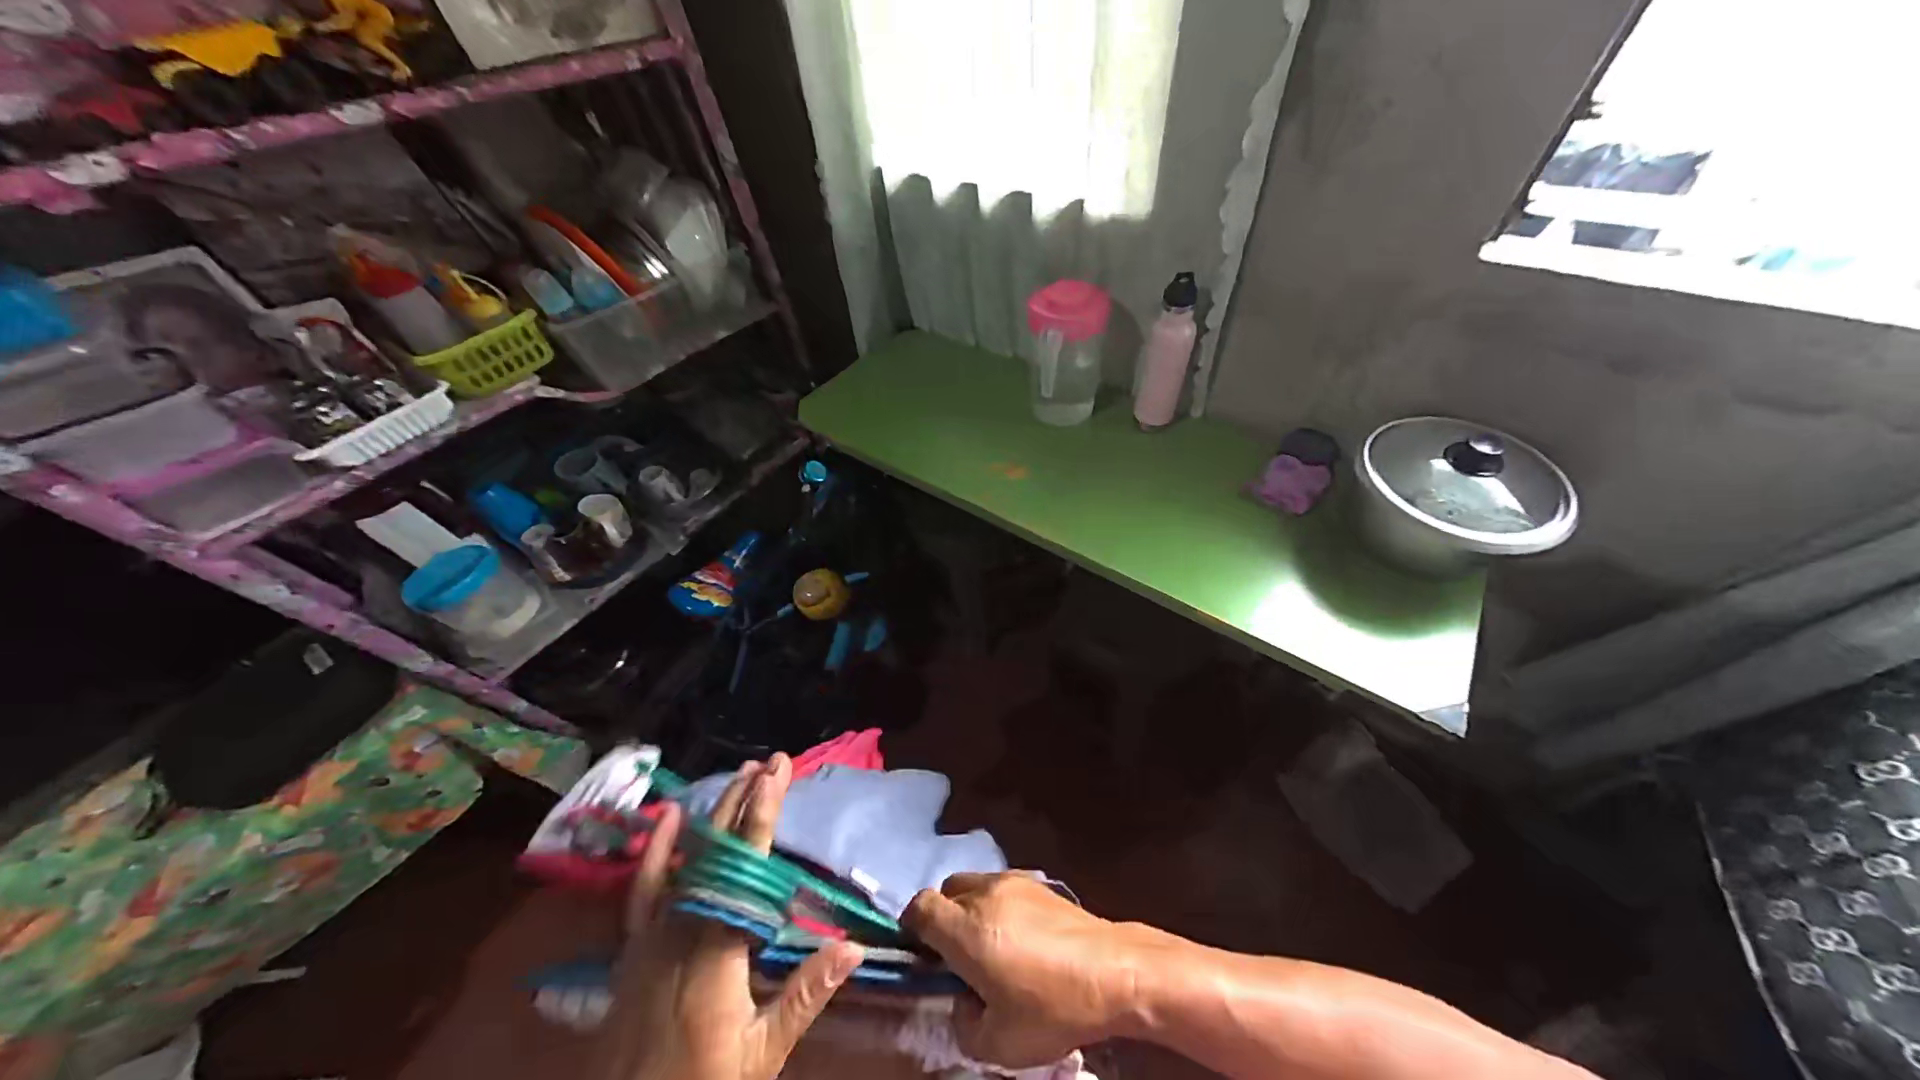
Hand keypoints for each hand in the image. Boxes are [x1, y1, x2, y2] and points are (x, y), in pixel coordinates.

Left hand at [591, 754, 865, 1079]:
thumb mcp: (763, 1054)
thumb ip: (805, 995)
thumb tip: (853, 946)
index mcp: (716, 951)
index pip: (744, 867)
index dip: (761, 815)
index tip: (777, 773)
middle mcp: (681, 929)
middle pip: (716, 850)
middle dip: (744, 800)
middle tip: (771, 762)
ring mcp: (651, 935)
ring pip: (685, 859)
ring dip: (716, 814)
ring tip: (741, 775)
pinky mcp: (632, 947)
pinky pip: (643, 887)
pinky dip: (659, 848)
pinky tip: (671, 816)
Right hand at [902, 872, 1162, 1066]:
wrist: (1114, 972)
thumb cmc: (1052, 1008)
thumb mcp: (998, 1043)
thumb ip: (963, 1023)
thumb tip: (962, 1000)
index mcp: (966, 929)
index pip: (919, 907)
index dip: (913, 929)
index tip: (924, 955)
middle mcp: (984, 894)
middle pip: (945, 892)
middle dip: (942, 919)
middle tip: (958, 955)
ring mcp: (1013, 882)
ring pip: (974, 885)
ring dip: (971, 910)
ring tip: (992, 945)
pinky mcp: (1038, 883)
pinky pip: (1002, 887)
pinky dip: (998, 906)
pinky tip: (1021, 937)